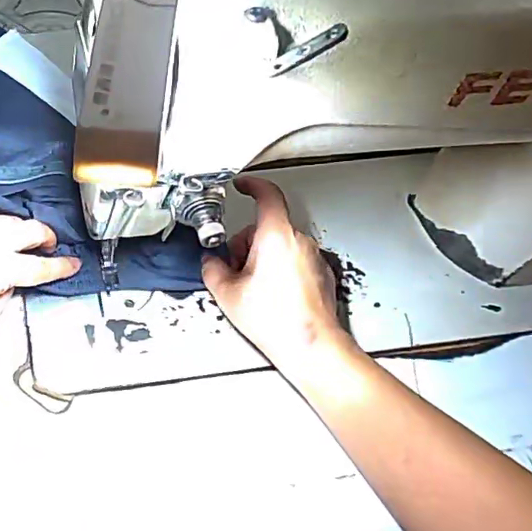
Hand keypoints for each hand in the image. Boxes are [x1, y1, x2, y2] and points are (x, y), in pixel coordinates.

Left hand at [0, 211, 80, 363]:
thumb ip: (5, 299)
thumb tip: (9, 286)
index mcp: (1, 267)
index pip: (41, 265)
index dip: (61, 266)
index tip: (72, 265)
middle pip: (28, 229)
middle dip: (45, 237)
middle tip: (49, 246)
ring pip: (1, 218)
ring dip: (16, 228)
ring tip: (18, 239)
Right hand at [201, 176, 348, 365]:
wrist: (311, 345)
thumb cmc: (277, 321)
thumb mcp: (227, 293)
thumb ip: (212, 268)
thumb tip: (211, 262)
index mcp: (276, 236)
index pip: (266, 195)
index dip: (252, 185)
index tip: (243, 185)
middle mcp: (299, 241)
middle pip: (265, 228)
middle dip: (246, 246)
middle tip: (237, 272)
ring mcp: (313, 257)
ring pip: (279, 246)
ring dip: (262, 260)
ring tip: (255, 290)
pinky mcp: (320, 273)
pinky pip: (293, 261)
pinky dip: (279, 271)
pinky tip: (272, 297)